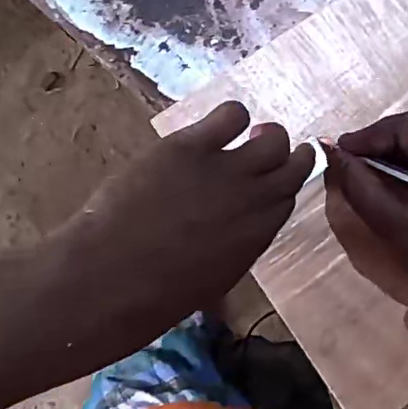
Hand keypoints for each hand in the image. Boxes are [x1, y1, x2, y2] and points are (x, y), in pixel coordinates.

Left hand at [55, 101, 312, 340]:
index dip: (281, 184)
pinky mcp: (192, 146)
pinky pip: (232, 115)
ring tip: (250, 131)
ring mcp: (226, 170)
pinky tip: (217, 125)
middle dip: (289, 154)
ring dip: (267, 133)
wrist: (114, 276)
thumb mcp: (212, 278)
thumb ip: (233, 247)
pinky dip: (232, 116)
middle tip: (271, 148)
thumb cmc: (157, 293)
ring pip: (273, 138)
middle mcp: (253, 199)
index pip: (288, 197)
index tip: (275, 177)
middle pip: (293, 164)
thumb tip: (232, 233)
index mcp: (258, 235)